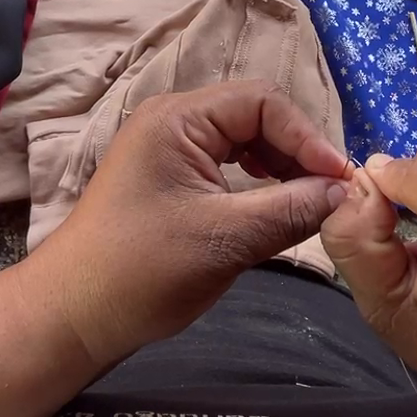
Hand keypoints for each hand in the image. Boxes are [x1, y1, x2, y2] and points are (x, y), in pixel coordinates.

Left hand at [27, 81, 353, 364]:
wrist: (72, 314)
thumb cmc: (142, 271)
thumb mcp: (225, 240)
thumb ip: (290, 210)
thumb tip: (345, 192)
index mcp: (178, 117)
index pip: (260, 102)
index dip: (306, 137)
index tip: (340, 179)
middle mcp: (172, 118)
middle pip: (252, 115)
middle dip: (295, 150)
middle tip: (331, 192)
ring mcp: (168, 144)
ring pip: (241, 138)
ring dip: (279, 164)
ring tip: (310, 198)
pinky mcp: (169, 172)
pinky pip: (225, 160)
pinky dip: (256, 178)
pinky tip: (275, 201)